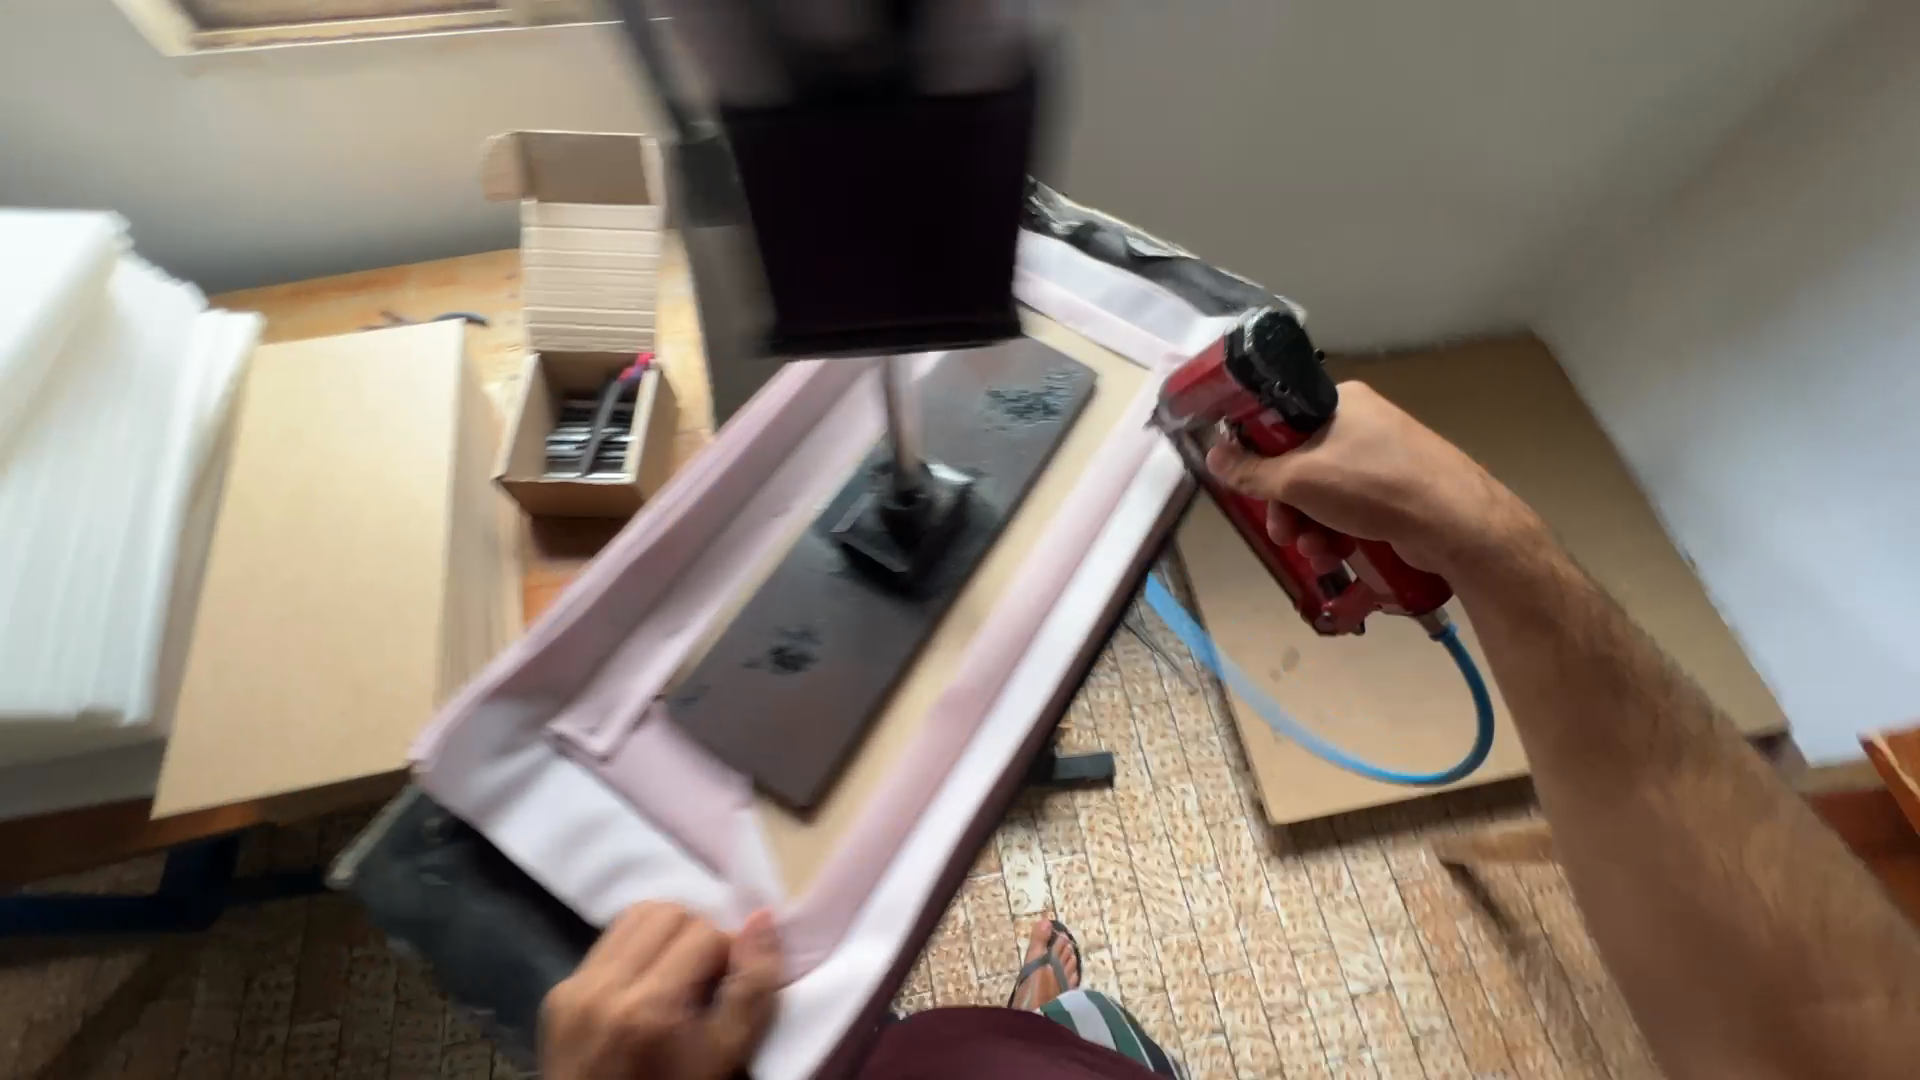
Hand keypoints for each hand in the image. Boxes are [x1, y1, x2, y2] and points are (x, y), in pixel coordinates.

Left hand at [541, 903, 781, 1079]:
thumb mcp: (728, 1053)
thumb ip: (753, 986)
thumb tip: (762, 916)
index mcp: (647, 1009)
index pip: (706, 933)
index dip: (729, 951)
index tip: (728, 983)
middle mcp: (603, 990)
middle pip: (673, 913)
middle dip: (700, 934)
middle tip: (705, 975)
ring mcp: (574, 990)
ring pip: (641, 914)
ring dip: (670, 932)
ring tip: (678, 971)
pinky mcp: (558, 992)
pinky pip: (613, 937)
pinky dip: (640, 946)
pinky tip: (648, 980)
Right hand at [1204, 380, 1533, 577]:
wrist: (1457, 524)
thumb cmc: (1372, 486)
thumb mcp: (1299, 479)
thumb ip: (1250, 471)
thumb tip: (1212, 454)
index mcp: (1339, 402)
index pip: (1279, 420)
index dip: (1255, 452)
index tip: (1244, 480)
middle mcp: (1359, 423)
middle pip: (1295, 464)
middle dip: (1284, 506)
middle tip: (1281, 532)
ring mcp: (1379, 457)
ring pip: (1318, 492)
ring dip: (1306, 526)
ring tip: (1314, 551)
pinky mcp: (1394, 489)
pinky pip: (1345, 507)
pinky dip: (1333, 531)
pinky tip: (1335, 554)